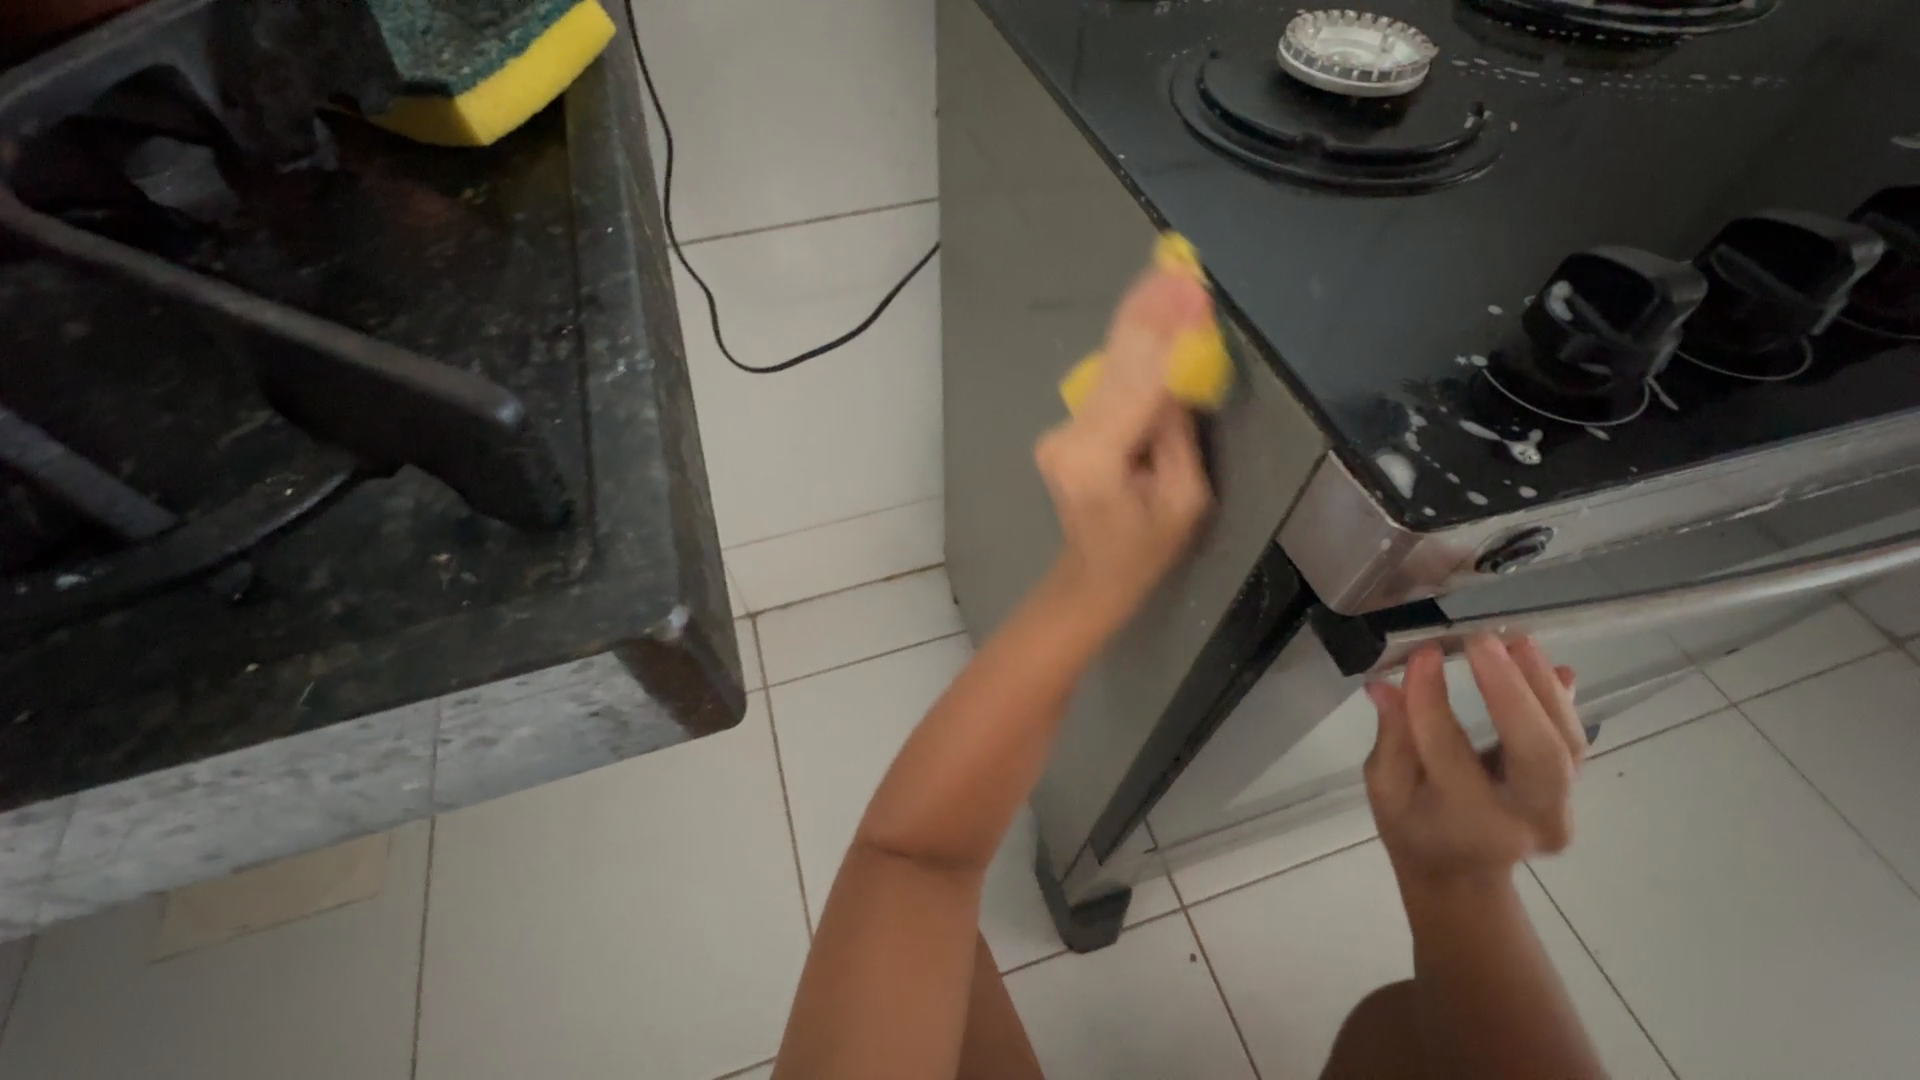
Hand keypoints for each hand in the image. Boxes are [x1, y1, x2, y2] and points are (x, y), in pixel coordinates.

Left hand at [1034, 264, 1213, 629]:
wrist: (1094, 574)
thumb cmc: (1147, 549)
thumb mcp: (1185, 498)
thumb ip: (1178, 433)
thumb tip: (1177, 369)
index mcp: (1095, 461)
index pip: (1139, 386)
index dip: (1168, 336)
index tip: (1191, 290)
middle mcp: (1067, 438)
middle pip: (1116, 365)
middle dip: (1150, 314)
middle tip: (1176, 265)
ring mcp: (1059, 432)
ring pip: (1107, 368)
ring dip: (1139, 321)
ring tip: (1167, 274)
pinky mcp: (1064, 429)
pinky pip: (1105, 383)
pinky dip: (1130, 348)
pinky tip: (1149, 310)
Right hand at [1363, 636, 1584, 890]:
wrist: (1462, 872)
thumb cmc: (1412, 828)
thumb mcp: (1385, 789)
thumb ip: (1392, 737)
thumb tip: (1385, 684)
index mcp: (1470, 823)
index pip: (1449, 751)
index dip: (1433, 699)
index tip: (1422, 654)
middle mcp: (1527, 819)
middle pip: (1536, 752)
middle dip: (1511, 690)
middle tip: (1481, 641)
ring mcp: (1559, 806)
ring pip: (1566, 742)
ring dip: (1542, 686)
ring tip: (1518, 641)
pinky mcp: (1571, 789)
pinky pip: (1573, 742)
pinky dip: (1563, 701)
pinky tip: (1551, 666)